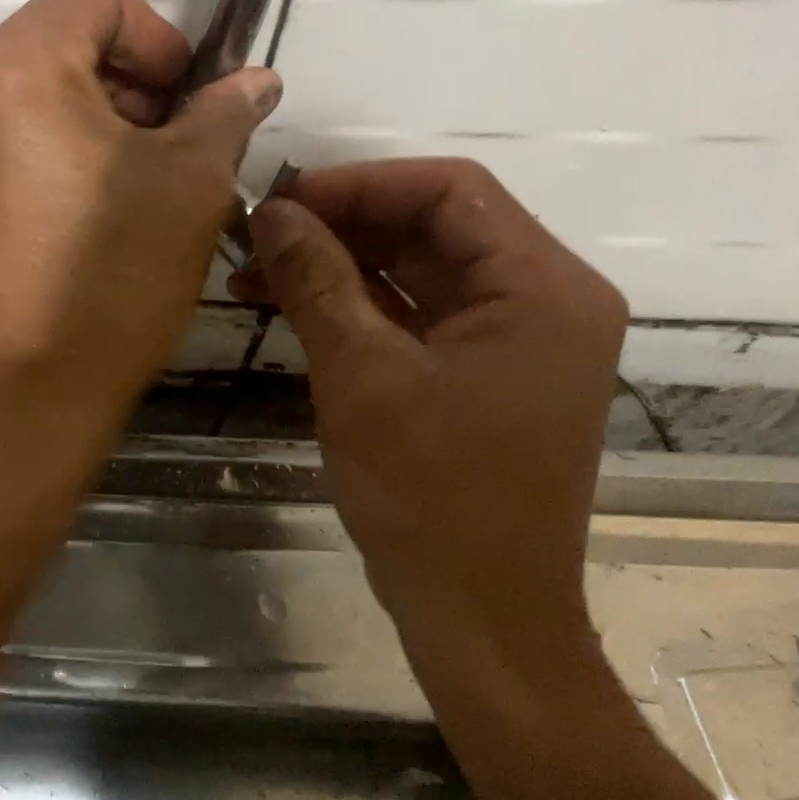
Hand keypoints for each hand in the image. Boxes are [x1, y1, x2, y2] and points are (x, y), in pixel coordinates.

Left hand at [0, 0, 281, 416]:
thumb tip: (251, 81)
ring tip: (123, 186)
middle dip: (121, 80)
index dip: (156, 37)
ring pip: (21, 91)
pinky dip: (39, 151)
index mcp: (14, 70)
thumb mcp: (191, 185)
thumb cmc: (111, 282)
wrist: (24, 396)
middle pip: (54, 38)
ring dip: (83, 116)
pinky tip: (73, 216)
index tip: (182, 105)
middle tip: (162, 148)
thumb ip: (223, 112)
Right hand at [229, 159, 627, 646]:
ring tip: (255, 273)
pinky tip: (290, 309)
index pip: (449, 192)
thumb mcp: (363, 376)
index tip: (280, 202)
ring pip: (418, 272)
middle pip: (433, 228)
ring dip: (339, 266)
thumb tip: (272, 212)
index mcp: (544, 289)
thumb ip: (318, 281)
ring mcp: (514, 342)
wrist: (479, 614)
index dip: (358, 185)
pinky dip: (356, 307)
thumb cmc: (432, 494)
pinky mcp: (481, 376)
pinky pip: (416, 317)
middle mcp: (543, 302)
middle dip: (340, 225)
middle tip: (257, 237)